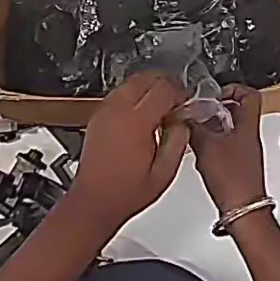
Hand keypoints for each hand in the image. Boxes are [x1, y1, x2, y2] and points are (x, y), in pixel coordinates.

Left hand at [58, 72, 191, 235]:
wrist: (93, 202)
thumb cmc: (124, 192)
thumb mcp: (164, 172)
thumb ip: (179, 140)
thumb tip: (184, 121)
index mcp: (136, 122)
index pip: (163, 89)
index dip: (179, 92)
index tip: (185, 102)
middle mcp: (117, 112)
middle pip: (146, 78)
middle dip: (165, 84)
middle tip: (176, 99)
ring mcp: (105, 112)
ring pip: (131, 82)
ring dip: (149, 88)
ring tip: (160, 106)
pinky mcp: (97, 117)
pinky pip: (119, 94)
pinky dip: (134, 95)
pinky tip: (142, 113)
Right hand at [192, 85, 266, 212]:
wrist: (243, 212)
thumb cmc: (234, 182)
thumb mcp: (207, 147)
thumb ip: (194, 127)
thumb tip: (184, 116)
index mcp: (248, 126)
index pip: (250, 94)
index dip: (233, 88)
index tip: (216, 92)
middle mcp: (250, 137)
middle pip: (238, 110)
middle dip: (218, 107)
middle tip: (202, 109)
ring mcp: (245, 151)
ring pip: (231, 128)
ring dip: (214, 125)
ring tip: (198, 128)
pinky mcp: (239, 165)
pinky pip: (227, 145)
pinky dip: (213, 142)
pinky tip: (201, 151)